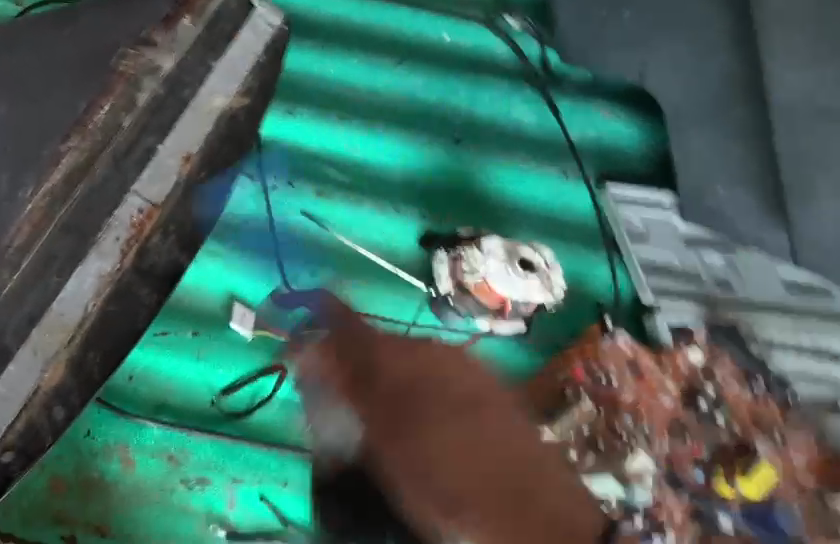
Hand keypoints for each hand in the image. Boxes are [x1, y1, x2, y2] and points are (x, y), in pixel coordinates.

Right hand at [296, 303, 604, 543]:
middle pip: (372, 342)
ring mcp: (463, 364)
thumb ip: (343, 388)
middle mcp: (428, 347)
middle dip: (350, 364)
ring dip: (386, 380)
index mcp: (395, 355)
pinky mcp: (491, 385)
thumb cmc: (448, 485)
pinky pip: (437, 374)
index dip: (313, 329)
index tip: (295, 351)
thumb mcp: (381, 443)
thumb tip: (306, 349)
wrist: (544, 521)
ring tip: (382, 419)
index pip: (339, 318)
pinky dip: (419, 391)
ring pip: (405, 359)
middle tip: (338, 401)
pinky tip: (424, 425)